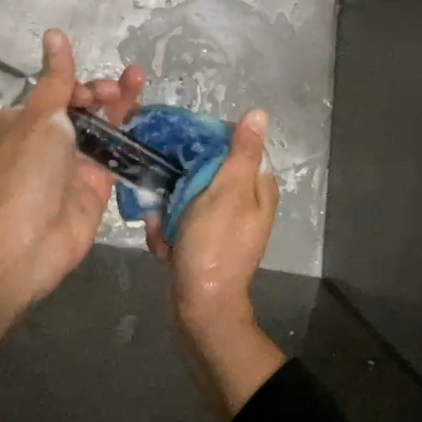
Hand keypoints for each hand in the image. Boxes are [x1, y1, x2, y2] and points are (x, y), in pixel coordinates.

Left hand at [0, 29, 144, 373]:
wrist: (30, 241)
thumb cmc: (28, 173)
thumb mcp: (41, 116)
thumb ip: (58, 77)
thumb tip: (54, 34)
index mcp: (29, 121)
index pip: (60, 90)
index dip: (79, 84)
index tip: (91, 92)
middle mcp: (52, 140)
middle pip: (85, 106)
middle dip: (103, 91)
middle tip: (118, 90)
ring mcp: (76, 163)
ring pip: (104, 126)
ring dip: (121, 104)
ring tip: (140, 79)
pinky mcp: (98, 186)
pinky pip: (118, 155)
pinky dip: (132, 137)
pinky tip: (148, 120)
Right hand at [147, 109, 285, 417]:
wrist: (199, 308)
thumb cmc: (214, 244)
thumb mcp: (228, 190)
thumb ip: (242, 152)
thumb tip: (259, 113)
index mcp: (257, 187)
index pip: (233, 146)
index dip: (206, 142)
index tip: (181, 148)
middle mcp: (244, 204)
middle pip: (207, 171)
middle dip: (181, 182)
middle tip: (167, 194)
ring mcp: (222, 226)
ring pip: (187, 197)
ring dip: (168, 209)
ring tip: (162, 225)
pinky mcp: (202, 244)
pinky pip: (179, 223)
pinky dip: (167, 231)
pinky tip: (162, 243)